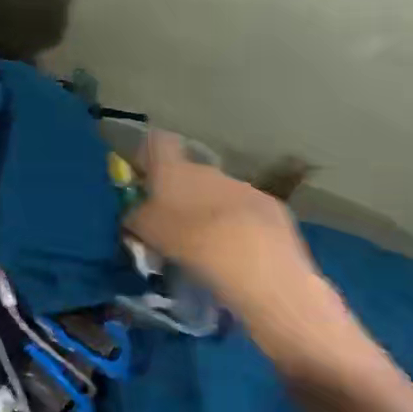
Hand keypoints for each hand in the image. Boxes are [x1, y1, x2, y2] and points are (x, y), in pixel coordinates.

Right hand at [125, 130, 317, 310]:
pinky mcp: (276, 210)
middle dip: (184, 191)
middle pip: (190, 172)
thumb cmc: (188, 241)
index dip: (151, 152)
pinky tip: (243, 249)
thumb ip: (135, 212)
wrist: (260, 270)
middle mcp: (207, 170)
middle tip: (179, 219)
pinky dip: (244, 224)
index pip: (157, 141)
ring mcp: (245, 188)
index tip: (147, 172)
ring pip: (221, 192)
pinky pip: (249, 211)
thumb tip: (138, 211)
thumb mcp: (142, 229)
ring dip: (215, 208)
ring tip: (215, 240)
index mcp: (171, 168)